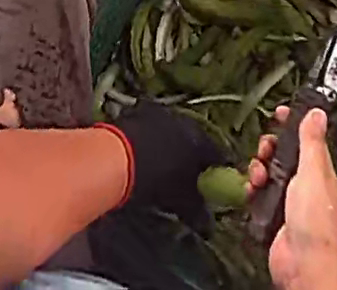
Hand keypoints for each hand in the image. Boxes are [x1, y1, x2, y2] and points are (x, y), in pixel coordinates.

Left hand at [109, 102, 220, 227]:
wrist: (117, 156)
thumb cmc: (156, 180)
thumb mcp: (180, 201)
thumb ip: (197, 212)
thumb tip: (208, 227)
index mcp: (200, 140)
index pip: (217, 154)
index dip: (218, 168)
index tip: (217, 180)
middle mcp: (184, 120)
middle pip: (195, 139)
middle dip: (194, 154)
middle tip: (191, 171)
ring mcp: (161, 112)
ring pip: (174, 129)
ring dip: (172, 143)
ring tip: (167, 160)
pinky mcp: (140, 110)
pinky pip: (152, 124)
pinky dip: (153, 136)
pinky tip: (147, 150)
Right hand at [248, 107, 336, 289]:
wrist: (304, 269)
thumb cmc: (316, 223)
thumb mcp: (314, 173)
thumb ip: (312, 142)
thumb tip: (318, 112)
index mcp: (321, 172)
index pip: (306, 138)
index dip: (292, 123)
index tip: (278, 112)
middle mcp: (306, 184)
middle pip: (283, 154)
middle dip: (270, 147)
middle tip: (265, 150)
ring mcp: (289, 201)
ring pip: (269, 172)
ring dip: (259, 168)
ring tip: (258, 177)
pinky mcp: (273, 216)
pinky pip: (259, 194)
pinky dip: (252, 190)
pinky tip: (251, 192)